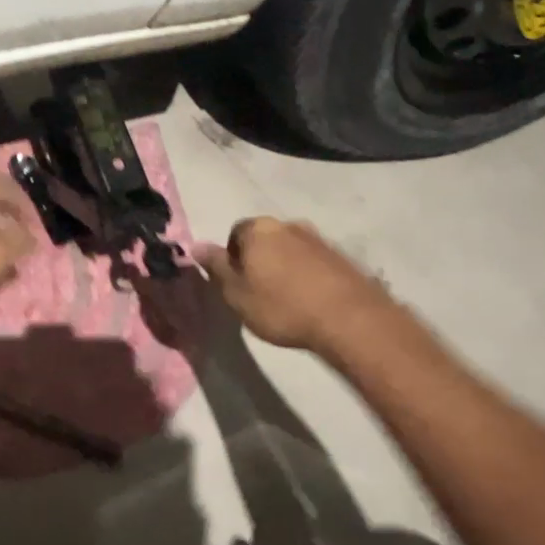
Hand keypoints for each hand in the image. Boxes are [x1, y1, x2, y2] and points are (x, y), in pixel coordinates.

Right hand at [194, 218, 394, 349]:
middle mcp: (289, 225)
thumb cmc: (281, 306)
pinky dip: (308, 277)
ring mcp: (319, 239)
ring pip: (291, 251)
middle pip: (265, 239)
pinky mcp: (342, 257)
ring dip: (285, 268)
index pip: (235, 233)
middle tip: (258, 292)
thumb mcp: (236, 293)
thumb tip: (196, 246)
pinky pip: (314, 263)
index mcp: (259, 229)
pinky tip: (310, 301)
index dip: (232, 258)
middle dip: (259, 260)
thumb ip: (216, 267)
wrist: (348, 319)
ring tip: (287, 300)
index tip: (236, 284)